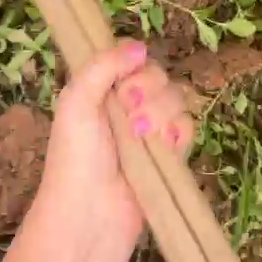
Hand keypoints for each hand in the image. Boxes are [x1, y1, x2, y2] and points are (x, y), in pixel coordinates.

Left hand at [38, 40, 194, 247]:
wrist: (89, 214)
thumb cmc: (74, 156)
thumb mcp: (76, 102)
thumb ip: (102, 67)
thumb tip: (140, 47)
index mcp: (102, 89)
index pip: (132, 60)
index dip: (134, 66)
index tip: (124, 82)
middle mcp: (126, 106)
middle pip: (158, 76)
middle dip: (148, 91)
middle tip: (129, 111)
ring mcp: (149, 130)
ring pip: (176, 99)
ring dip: (161, 112)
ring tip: (140, 135)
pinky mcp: (168, 156)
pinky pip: (187, 128)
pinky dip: (178, 133)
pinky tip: (163, 146)